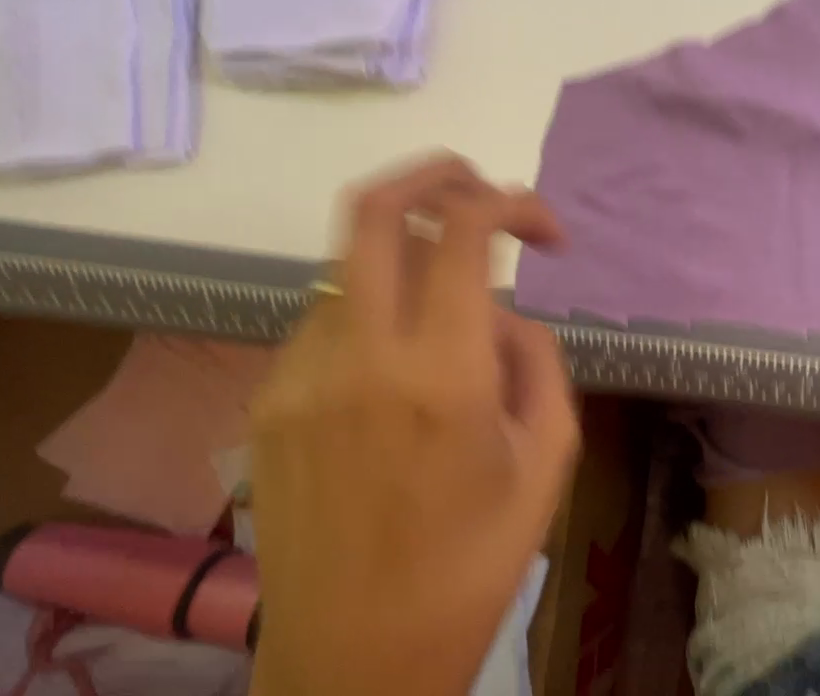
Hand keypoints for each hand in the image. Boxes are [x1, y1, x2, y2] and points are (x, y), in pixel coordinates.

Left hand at [250, 154, 579, 695]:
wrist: (355, 659)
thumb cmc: (477, 563)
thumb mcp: (550, 455)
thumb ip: (535, 356)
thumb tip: (498, 312)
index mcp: (440, 372)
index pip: (463, 227)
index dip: (514, 202)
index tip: (548, 235)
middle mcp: (357, 355)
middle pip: (375, 207)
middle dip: (437, 172)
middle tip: (483, 191)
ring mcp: (298, 375)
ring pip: (354, 266)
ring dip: (412, 264)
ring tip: (452, 330)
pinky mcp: (269, 402)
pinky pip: (330, 320)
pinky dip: (377, 315)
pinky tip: (401, 379)